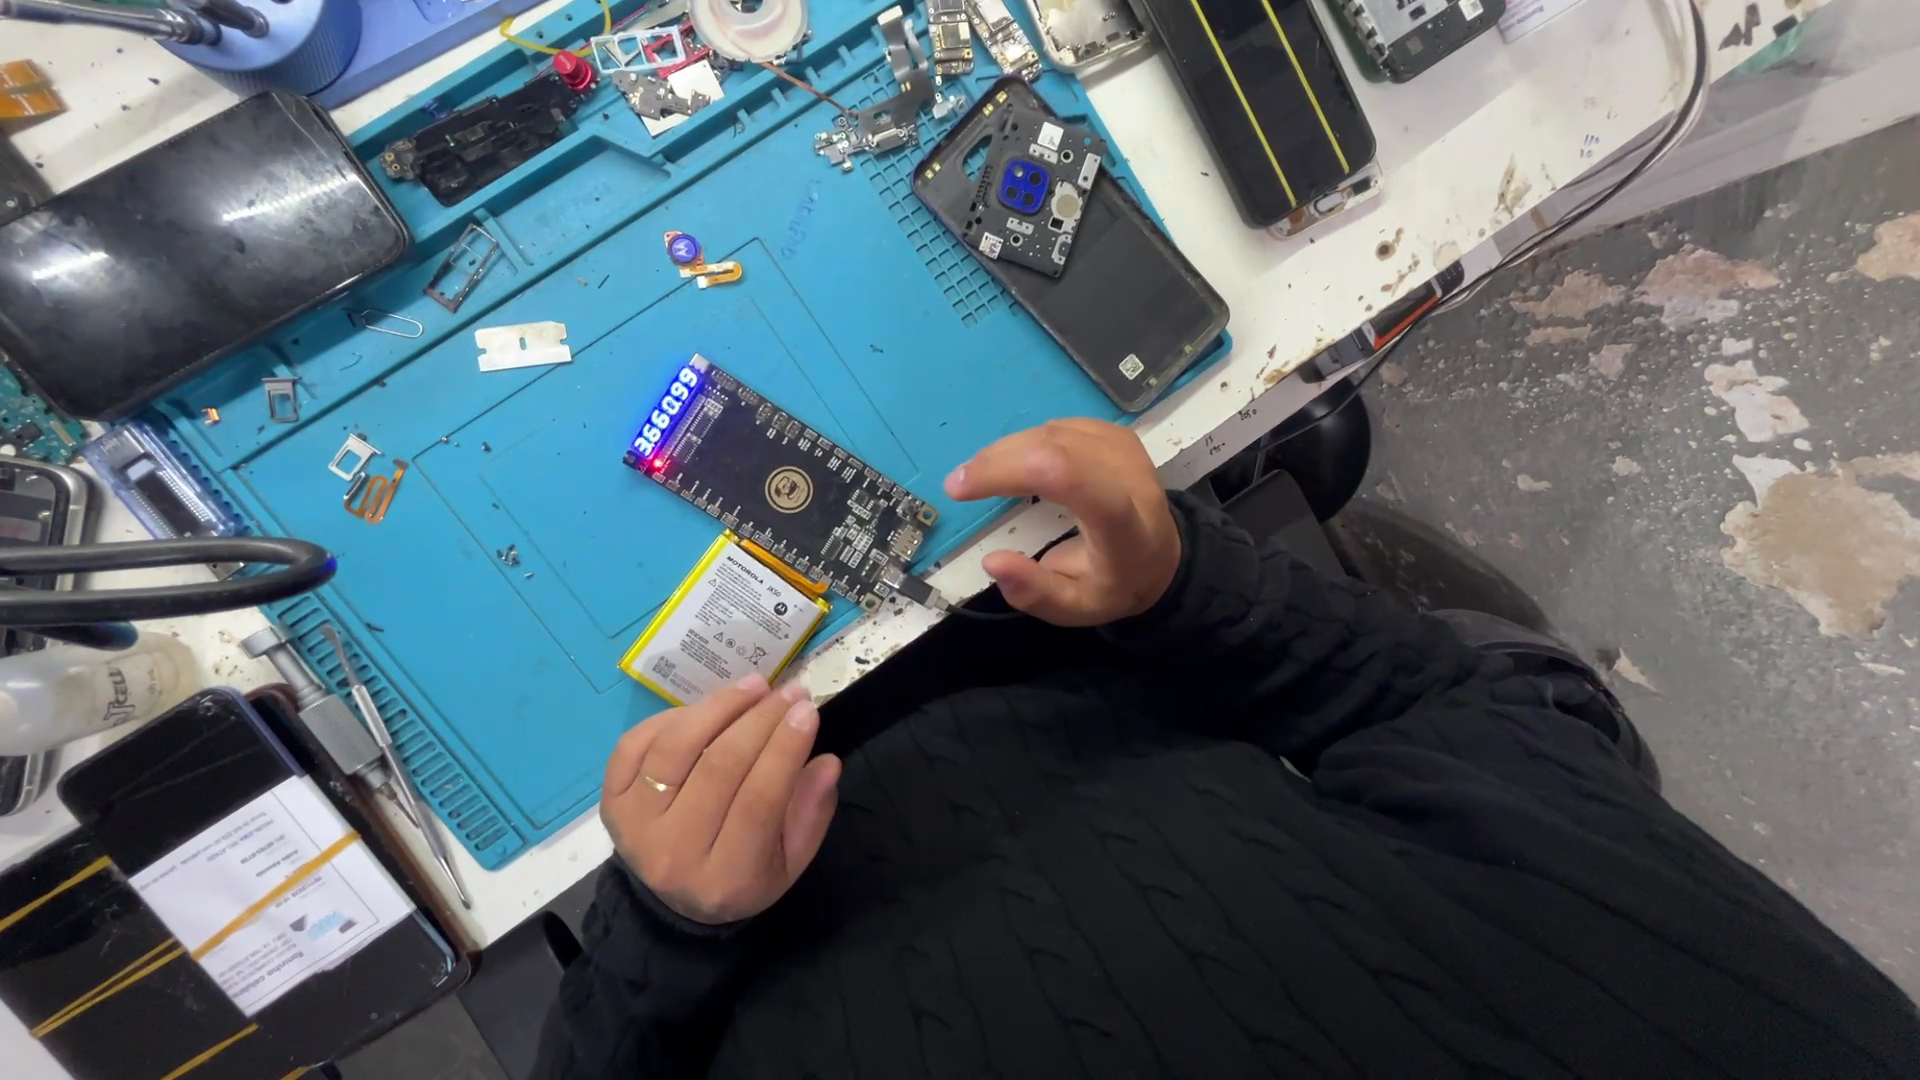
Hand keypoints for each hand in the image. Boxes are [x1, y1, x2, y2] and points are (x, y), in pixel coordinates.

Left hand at [601, 674, 840, 924]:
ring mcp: (634, 826)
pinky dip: (674, 716)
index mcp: (727, 877)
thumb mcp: (792, 859)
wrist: (672, 900)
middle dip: (761, 718)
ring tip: (754, 685)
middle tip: (791, 691)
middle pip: (719, 768)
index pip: (760, 801)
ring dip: (720, 706)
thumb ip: (812, 812)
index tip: (808, 710)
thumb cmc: (745, 872)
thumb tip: (827, 761)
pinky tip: (708, 707)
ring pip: (676, 747)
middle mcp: (673, 853)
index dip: (785, 748)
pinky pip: (636, 743)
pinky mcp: (609, 802)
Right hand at [944, 419, 1180, 626]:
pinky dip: (1027, 442)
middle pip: (1053, 446)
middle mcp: (1128, 475)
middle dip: (996, 460)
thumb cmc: (1113, 584)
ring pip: (1052, 432)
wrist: (1162, 557)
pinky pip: (1059, 427)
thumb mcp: (1075, 607)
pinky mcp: (1115, 434)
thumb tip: (992, 561)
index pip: (1067, 475)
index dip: (1007, 471)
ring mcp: (1124, 448)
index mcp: (1121, 523)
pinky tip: (1012, 463)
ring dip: (1007, 450)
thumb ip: (1034, 591)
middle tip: (960, 484)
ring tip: (980, 477)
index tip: (960, 488)